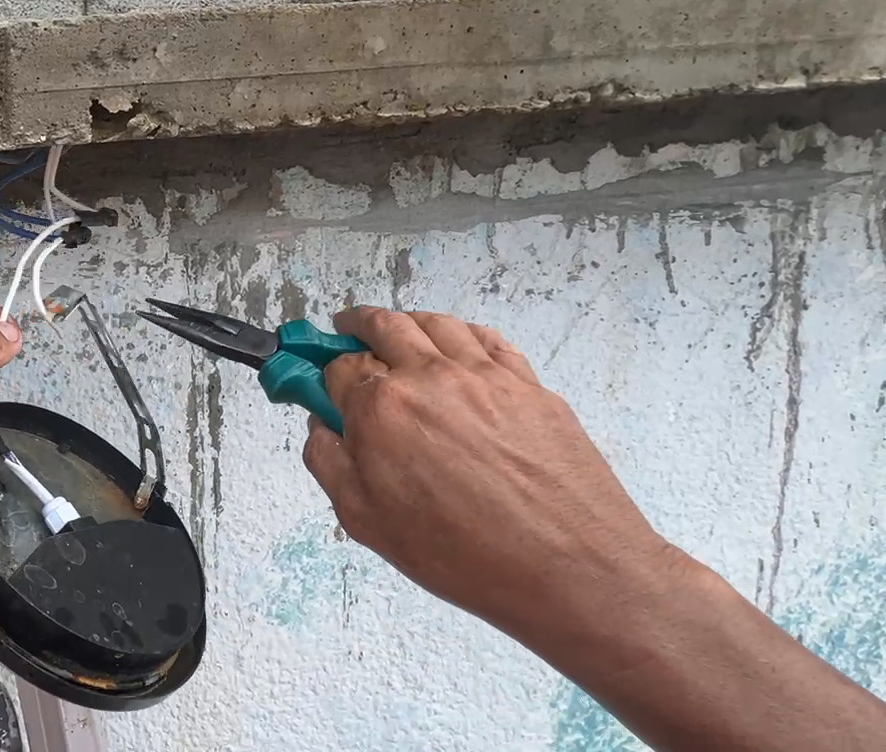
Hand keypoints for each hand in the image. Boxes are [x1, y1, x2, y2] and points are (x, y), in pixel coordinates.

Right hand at [302, 306, 685, 639]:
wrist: (574, 574)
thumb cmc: (463, 553)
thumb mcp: (364, 519)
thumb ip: (327, 462)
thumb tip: (321, 426)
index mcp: (379, 407)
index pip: (338, 367)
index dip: (325, 375)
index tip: (325, 387)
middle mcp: (427, 377)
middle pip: (381, 325)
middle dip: (355, 324)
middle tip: (346, 334)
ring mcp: (483, 376)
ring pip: (433, 322)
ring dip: (405, 322)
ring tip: (398, 334)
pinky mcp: (529, 385)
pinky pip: (487, 338)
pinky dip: (460, 333)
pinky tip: (455, 346)